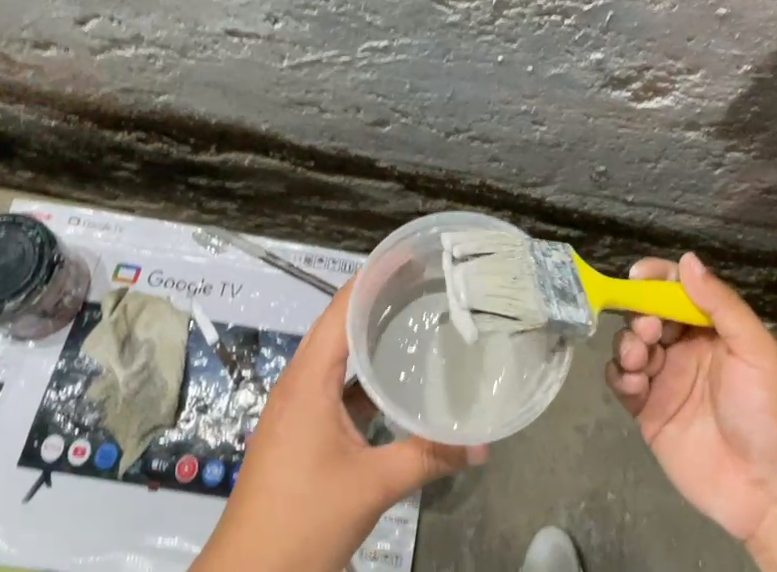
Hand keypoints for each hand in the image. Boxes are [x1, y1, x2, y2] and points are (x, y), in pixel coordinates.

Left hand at [193, 281, 486, 571]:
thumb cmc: (304, 519)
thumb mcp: (372, 486)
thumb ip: (428, 458)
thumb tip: (481, 444)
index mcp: (308, 381)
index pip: (341, 310)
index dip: (374, 278)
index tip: (411, 258)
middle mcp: (297, 385)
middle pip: (337, 327)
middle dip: (377, 301)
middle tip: (425, 284)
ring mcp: (295, 410)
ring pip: (334, 359)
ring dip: (368, 339)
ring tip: (414, 319)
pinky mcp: (298, 433)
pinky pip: (333, 388)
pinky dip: (362, 377)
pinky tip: (392, 382)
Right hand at [605, 253, 776, 540]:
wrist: (772, 492)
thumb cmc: (773, 414)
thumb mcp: (757, 351)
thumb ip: (721, 304)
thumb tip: (687, 260)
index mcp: (715, 329)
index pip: (679, 289)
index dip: (657, 277)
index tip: (638, 275)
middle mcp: (687, 349)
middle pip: (648, 314)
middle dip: (639, 312)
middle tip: (647, 330)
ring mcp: (666, 380)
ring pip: (630, 345)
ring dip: (627, 343)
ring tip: (639, 359)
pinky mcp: (649, 412)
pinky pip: (622, 382)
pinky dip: (619, 376)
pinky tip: (633, 384)